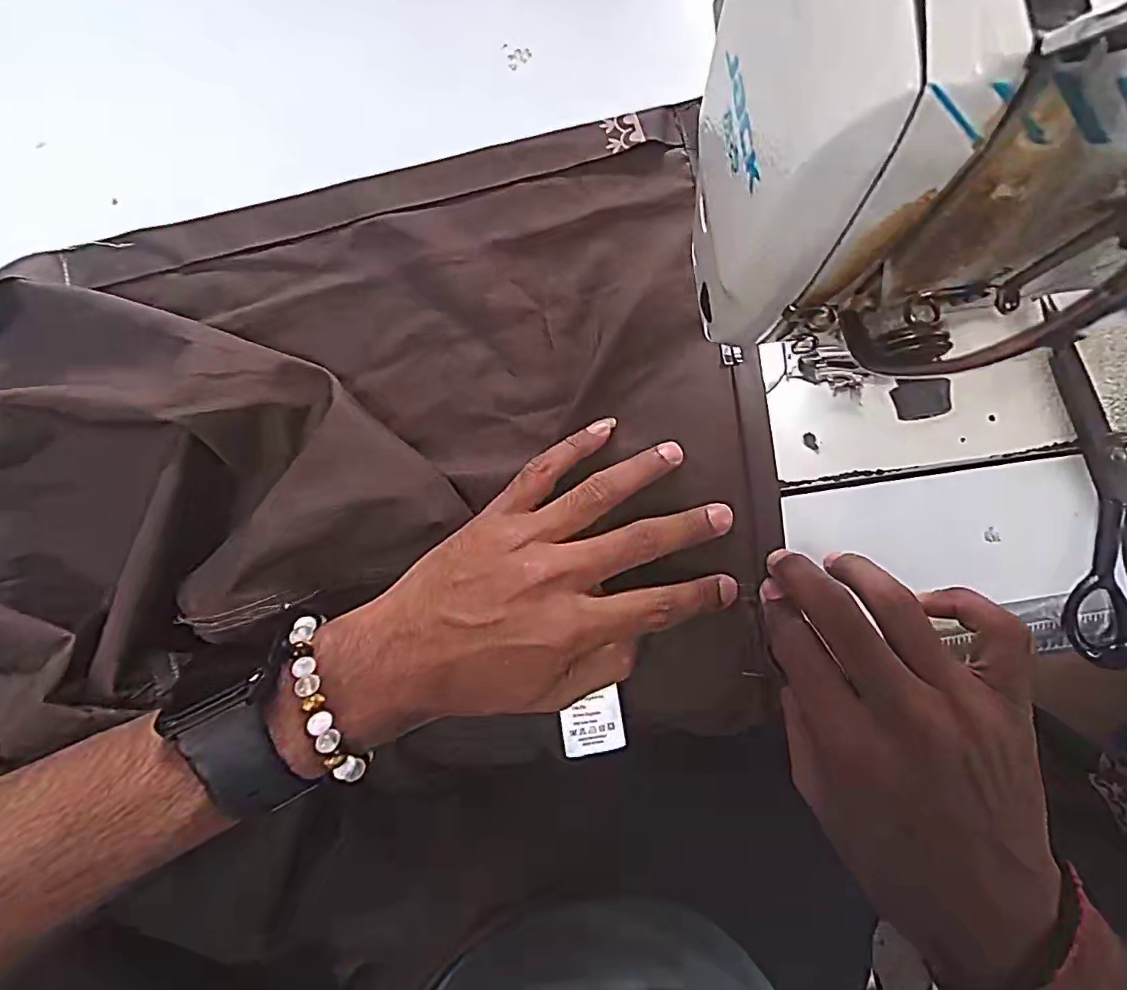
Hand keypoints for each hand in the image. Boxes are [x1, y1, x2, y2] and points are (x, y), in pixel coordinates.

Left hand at [271, 418, 737, 769]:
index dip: (699, 595)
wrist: (402, 654)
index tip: (723, 585)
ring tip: (673, 455)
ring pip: (597, 496)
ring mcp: (528, 539)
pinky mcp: (499, 518)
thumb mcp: (548, 695)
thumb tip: (637, 637)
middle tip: (718, 514)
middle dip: (688, 527)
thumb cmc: (472, 679)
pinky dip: (574, 448)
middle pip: (639, 542)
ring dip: (642, 473)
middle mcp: (558, 575)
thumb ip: (603, 667)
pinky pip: (541, 474)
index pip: (656, 605)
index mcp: (574, 624)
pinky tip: (601, 430)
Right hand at [762, 551, 1059, 988]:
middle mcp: (905, 715)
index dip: (777, 614)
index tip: (771, 598)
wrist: (992, 911)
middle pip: (843, 616)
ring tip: (840, 563)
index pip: (800, 648)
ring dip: (862, 574)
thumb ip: (799, 728)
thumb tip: (790, 666)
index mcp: (851, 746)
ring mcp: (963, 704)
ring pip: (906, 609)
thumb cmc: (899, 864)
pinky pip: (996, 630)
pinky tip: (931, 599)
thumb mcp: (821, 802)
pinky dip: (965, 601)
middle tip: (787, 562)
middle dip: (803, 578)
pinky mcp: (1008, 704)